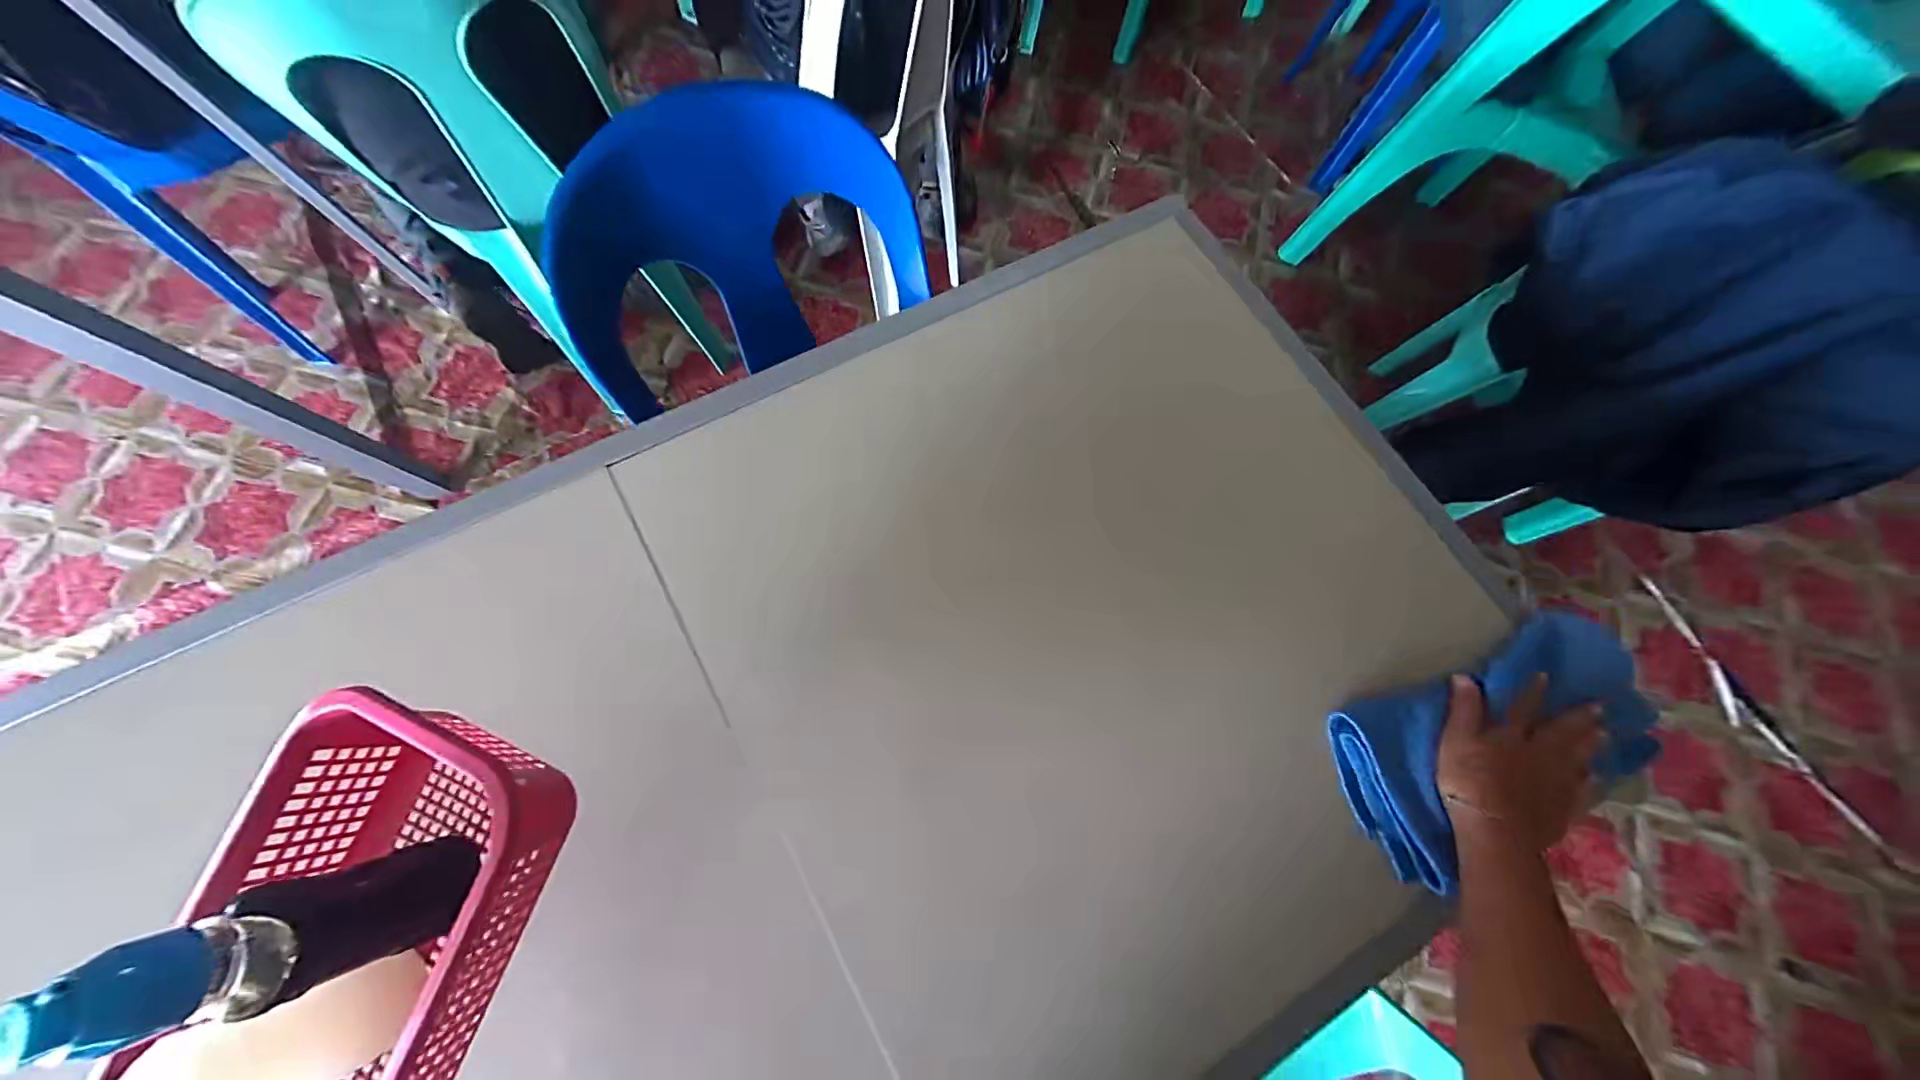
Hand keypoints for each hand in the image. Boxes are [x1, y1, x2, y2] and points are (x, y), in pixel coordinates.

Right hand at [1437, 673, 1606, 852]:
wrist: (1496, 829)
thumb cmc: (1467, 781)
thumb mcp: (1454, 741)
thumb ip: (1462, 710)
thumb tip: (1465, 677)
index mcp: (1511, 736)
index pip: (1523, 707)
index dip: (1533, 691)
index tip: (1547, 676)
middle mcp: (1539, 753)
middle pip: (1561, 732)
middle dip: (1578, 717)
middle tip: (1601, 705)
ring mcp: (1555, 781)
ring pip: (1577, 758)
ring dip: (1590, 744)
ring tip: (1604, 734)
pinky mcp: (1562, 806)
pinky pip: (1581, 789)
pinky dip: (1589, 780)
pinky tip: (1594, 776)